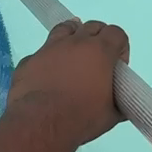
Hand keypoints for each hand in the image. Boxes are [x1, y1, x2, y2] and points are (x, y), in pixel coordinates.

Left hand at [4, 19, 127, 145]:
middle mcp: (75, 42)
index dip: (120, 48)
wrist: (40, 124)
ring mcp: (49, 48)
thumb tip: (122, 104)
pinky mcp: (29, 60)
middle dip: (98, 39)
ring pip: (65, 29)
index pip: (116, 33)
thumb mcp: (111, 114)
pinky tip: (48, 76)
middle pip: (92, 26)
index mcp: (100, 51)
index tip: (116, 66)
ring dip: (72, 37)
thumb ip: (119, 102)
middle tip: (97, 62)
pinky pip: (41, 53)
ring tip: (73, 55)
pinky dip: (47, 60)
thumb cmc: (81, 118)